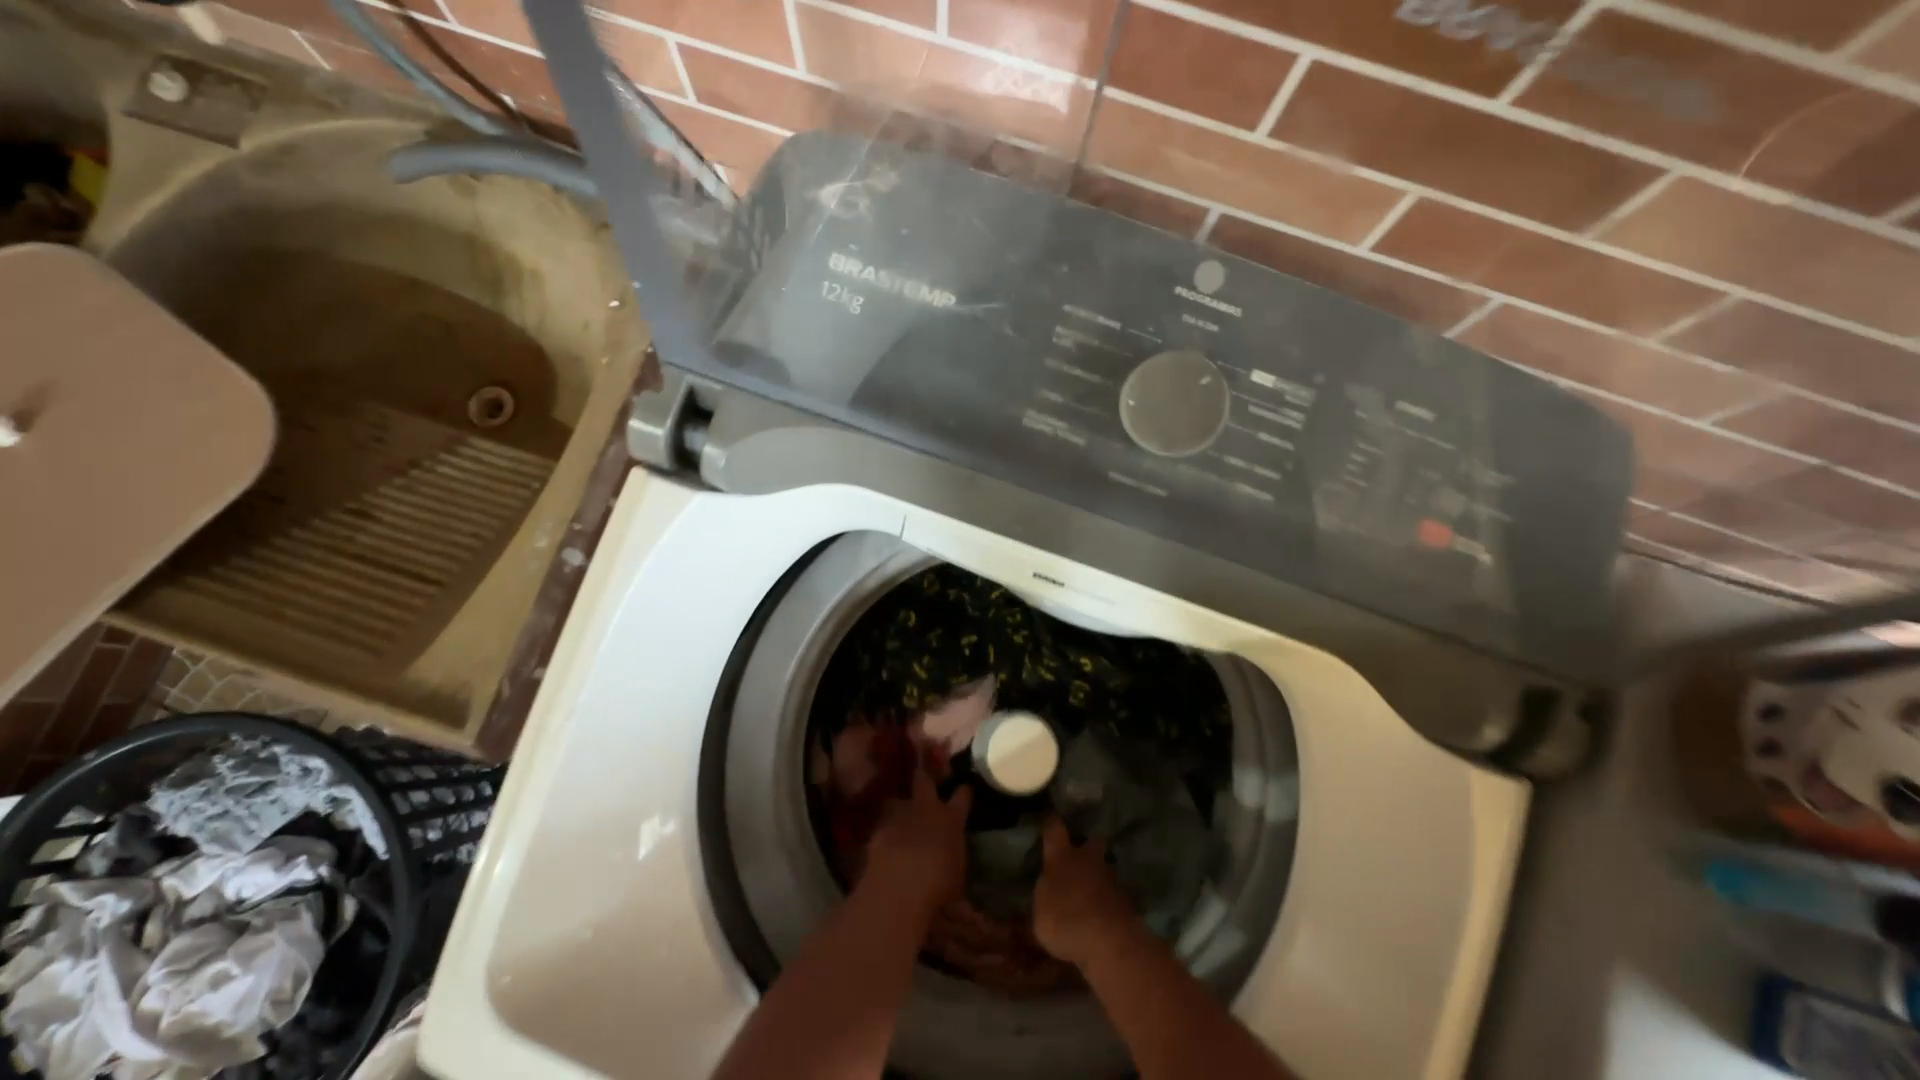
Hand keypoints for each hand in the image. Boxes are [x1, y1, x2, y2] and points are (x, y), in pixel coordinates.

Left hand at [865, 763, 972, 917]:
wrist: (899, 888)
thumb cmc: (940, 886)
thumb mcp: (957, 879)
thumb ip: (956, 867)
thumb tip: (962, 880)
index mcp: (951, 820)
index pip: (962, 796)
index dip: (964, 790)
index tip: (966, 785)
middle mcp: (926, 810)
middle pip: (924, 781)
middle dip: (925, 773)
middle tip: (924, 767)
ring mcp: (898, 817)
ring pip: (897, 800)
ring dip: (899, 803)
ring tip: (899, 807)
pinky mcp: (877, 831)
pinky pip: (882, 823)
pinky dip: (885, 828)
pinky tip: (885, 837)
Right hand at [1034, 817, 1136, 965]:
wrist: (1110, 941)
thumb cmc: (1064, 921)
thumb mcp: (1039, 914)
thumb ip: (1044, 897)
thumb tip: (1047, 889)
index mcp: (1061, 859)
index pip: (1054, 830)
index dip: (1051, 823)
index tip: (1050, 816)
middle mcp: (1088, 861)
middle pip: (1092, 842)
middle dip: (1088, 845)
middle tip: (1081, 854)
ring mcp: (1111, 880)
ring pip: (1105, 868)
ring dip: (1099, 876)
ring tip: (1091, 892)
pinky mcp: (1127, 901)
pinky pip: (1114, 895)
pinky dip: (1108, 900)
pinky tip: (1103, 914)